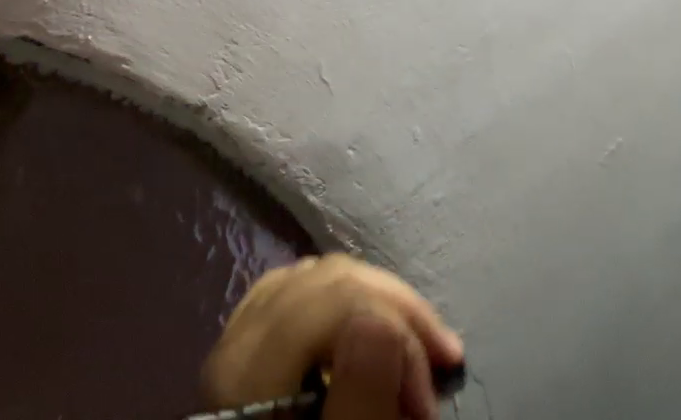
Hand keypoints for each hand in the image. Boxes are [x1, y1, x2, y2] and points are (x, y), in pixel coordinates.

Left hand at [202, 255, 463, 419]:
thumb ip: (361, 399)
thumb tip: (381, 321)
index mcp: (247, 368)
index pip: (336, 299)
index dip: (397, 332)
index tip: (428, 404)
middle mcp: (235, 338)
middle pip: (327, 279)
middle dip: (396, 310)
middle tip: (445, 361)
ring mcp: (239, 334)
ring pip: (318, 277)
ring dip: (378, 303)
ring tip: (420, 349)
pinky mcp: (251, 342)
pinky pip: (303, 292)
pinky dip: (347, 305)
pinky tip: (374, 332)